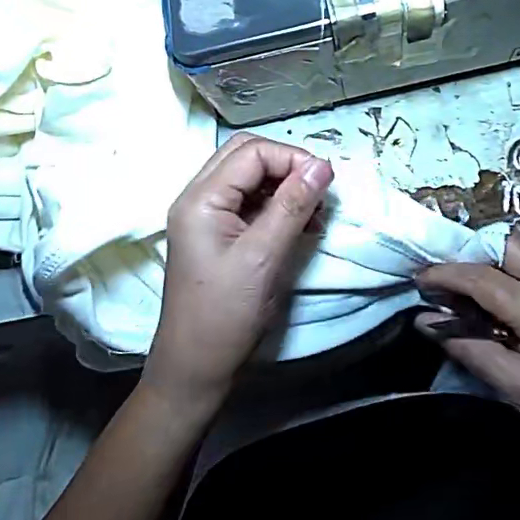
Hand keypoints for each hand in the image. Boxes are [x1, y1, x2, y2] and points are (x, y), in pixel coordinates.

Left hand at [146, 133, 332, 408]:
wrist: (195, 367)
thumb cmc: (225, 314)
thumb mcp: (264, 257)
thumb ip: (292, 206)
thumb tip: (323, 165)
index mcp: (201, 199)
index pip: (251, 152)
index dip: (291, 158)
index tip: (324, 182)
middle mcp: (199, 198)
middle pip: (247, 155)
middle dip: (287, 166)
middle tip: (317, 191)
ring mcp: (206, 216)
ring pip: (250, 176)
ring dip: (285, 185)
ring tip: (313, 213)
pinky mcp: (218, 233)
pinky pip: (250, 201)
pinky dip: (278, 204)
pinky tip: (300, 224)